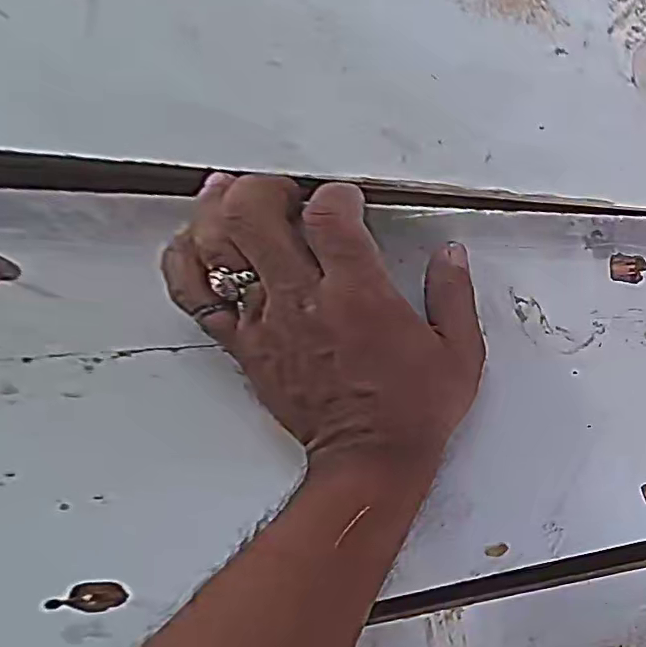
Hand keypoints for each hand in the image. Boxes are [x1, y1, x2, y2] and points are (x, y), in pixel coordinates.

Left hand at [161, 174, 485, 475]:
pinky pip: (194, 293)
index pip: (330, 217)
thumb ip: (454, 297)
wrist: (374, 459)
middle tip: (285, 192)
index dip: (335, 194)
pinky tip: (197, 245)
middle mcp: (306, 302)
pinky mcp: (246, 347)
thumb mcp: (460, 354)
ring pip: (216, 242)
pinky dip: (185, 260)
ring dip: (219, 209)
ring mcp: (268, 323)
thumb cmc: (414, 412)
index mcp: (361, 297)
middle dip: (267, 188)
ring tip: (233, 196)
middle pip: (256, 213)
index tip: (347, 199)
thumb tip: (451, 258)